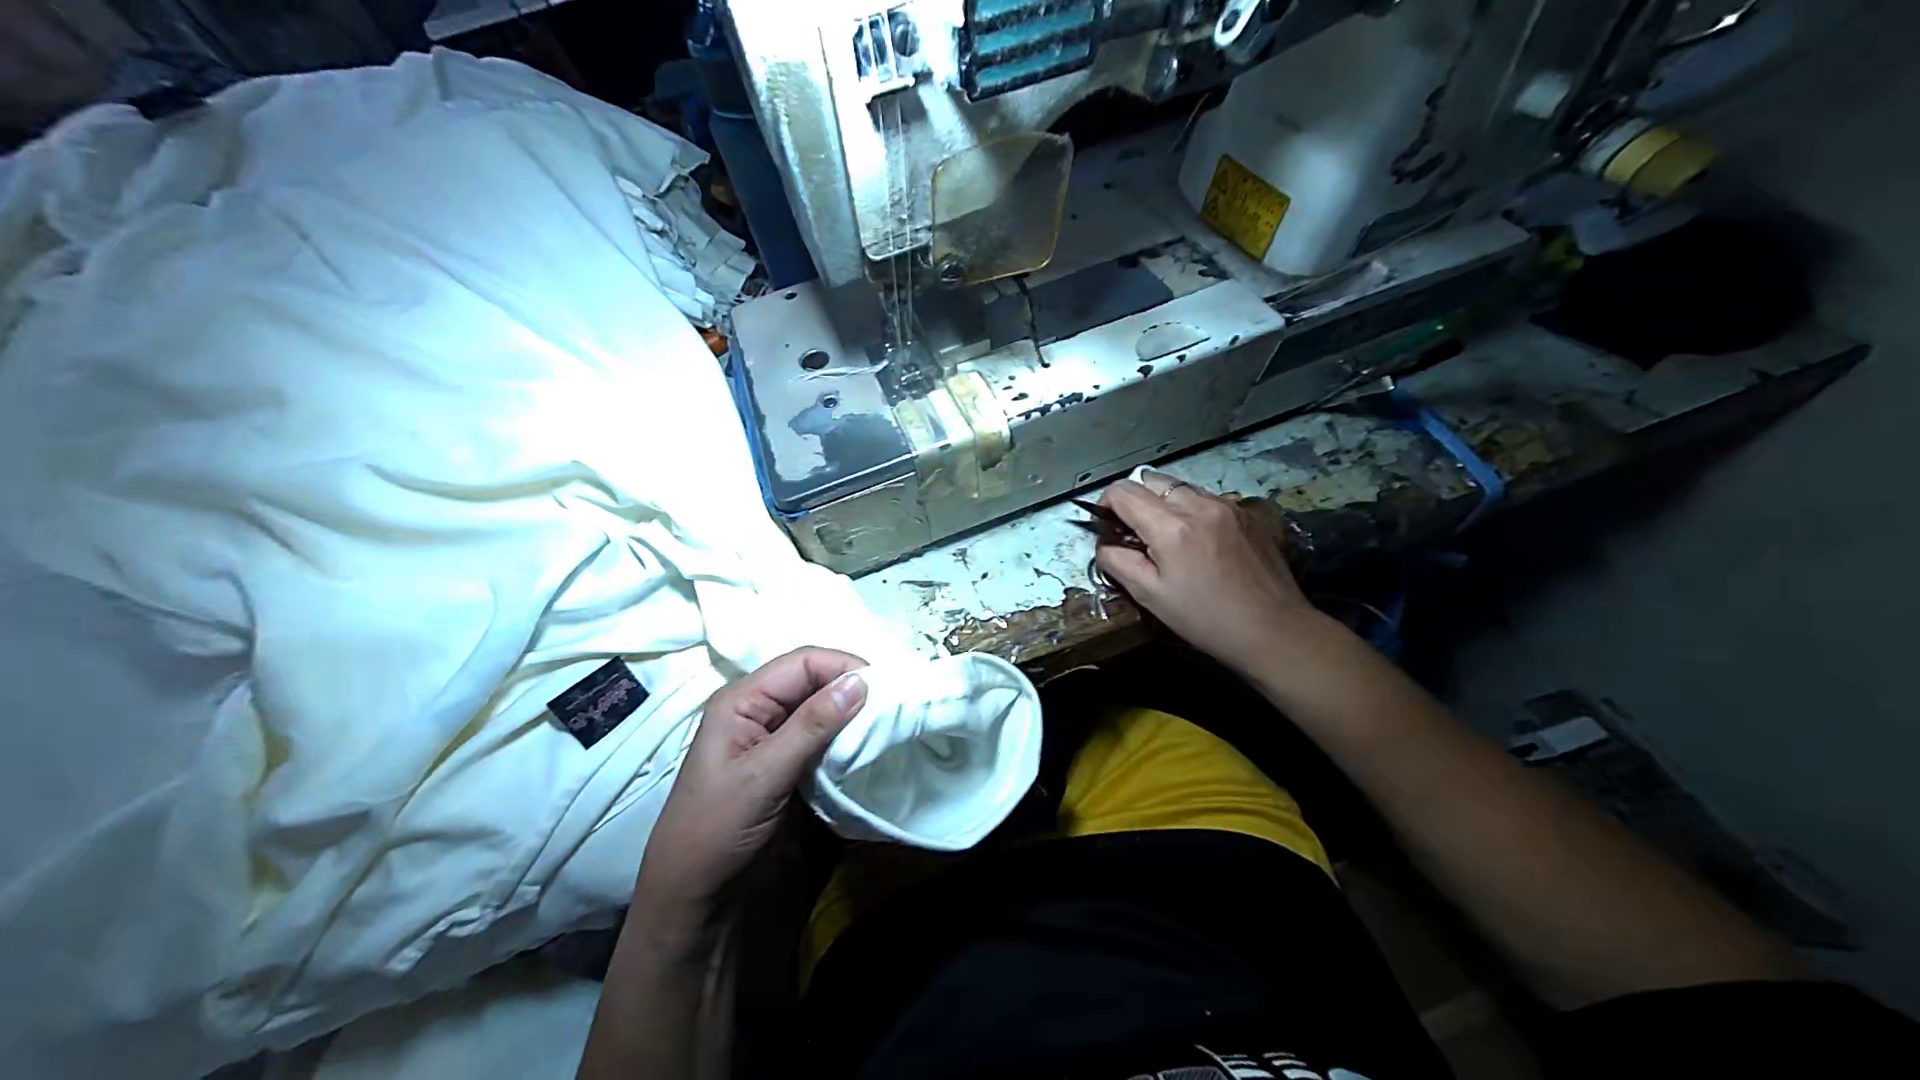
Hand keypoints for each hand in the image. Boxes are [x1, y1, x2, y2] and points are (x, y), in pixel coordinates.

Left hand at [634, 648, 868, 930]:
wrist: (693, 895)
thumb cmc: (717, 829)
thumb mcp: (764, 775)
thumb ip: (812, 725)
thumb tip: (861, 682)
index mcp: (741, 700)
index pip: (802, 662)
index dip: (844, 667)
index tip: (885, 688)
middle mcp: (756, 709)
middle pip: (812, 679)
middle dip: (851, 688)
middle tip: (892, 706)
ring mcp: (770, 736)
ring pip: (819, 707)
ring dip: (850, 713)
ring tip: (884, 725)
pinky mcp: (784, 762)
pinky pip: (819, 736)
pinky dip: (843, 737)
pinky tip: (863, 747)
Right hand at [1096, 472, 1317, 674]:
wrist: (1273, 629)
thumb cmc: (1206, 619)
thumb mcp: (1150, 596)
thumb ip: (1117, 562)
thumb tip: (1105, 544)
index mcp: (1171, 527)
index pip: (1123, 491)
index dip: (1106, 505)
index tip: (1109, 528)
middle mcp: (1199, 505)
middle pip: (1151, 480)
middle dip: (1136, 501)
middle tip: (1137, 534)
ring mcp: (1228, 505)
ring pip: (1180, 487)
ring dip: (1165, 504)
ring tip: (1170, 540)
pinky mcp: (1248, 512)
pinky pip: (1208, 498)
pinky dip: (1193, 511)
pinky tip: (1201, 542)